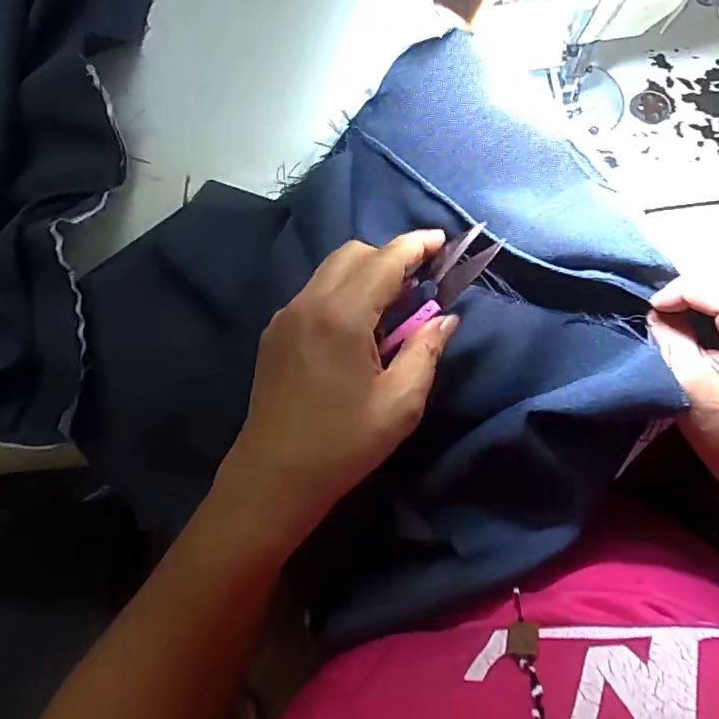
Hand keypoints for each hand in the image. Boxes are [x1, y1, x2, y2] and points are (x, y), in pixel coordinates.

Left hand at [214, 230, 459, 543]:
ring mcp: (286, 315)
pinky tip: (357, 330)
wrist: (273, 476)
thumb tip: (445, 317)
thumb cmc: (342, 444)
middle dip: (390, 257)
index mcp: (341, 317)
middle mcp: (308, 303)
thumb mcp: (400, 404)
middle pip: (354, 252)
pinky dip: (343, 291)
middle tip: (419, 287)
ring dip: (365, 273)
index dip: (416, 245)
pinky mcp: (275, 331)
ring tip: (392, 310)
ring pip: (331, 269)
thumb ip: (426, 351)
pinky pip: (315, 291)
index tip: (442, 241)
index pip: (384, 260)